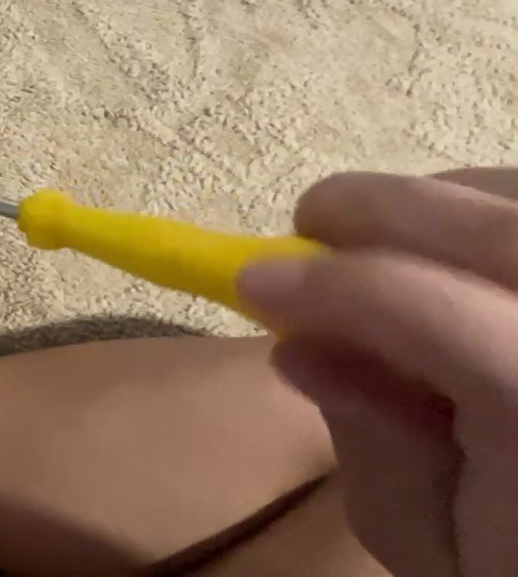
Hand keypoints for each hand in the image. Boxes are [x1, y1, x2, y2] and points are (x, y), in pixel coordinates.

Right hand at [238, 169, 517, 576]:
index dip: (316, 282)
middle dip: (366, 209)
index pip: (418, 303)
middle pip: (482, 220)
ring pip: (515, 194)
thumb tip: (304, 349)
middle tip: (309, 235)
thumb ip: (370, 445)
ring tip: (401, 255)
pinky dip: (488, 213)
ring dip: (443, 206)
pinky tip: (470, 266)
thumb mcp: (434, 546)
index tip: (245, 285)